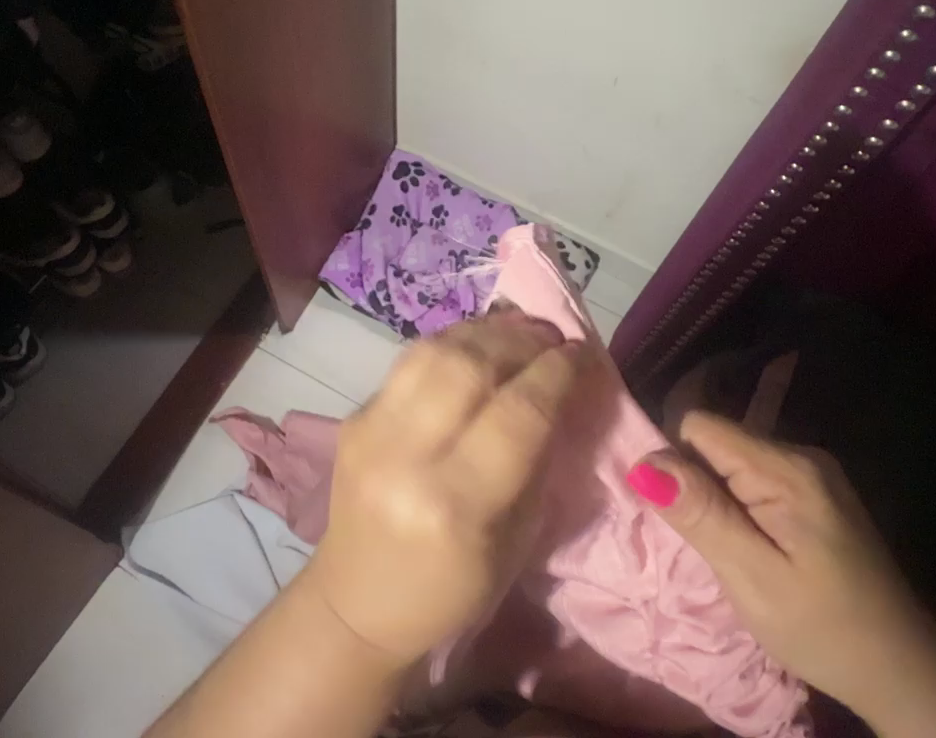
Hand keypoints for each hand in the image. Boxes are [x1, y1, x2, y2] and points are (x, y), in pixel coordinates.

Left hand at [305, 311, 584, 664]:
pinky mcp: (352, 417)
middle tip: (553, 336)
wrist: (356, 604)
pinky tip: (477, 345)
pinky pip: (409, 362)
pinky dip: (451, 344)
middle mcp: (406, 457)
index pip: (517, 414)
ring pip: (433, 350)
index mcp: (455, 506)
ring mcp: (370, 431)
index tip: (583, 353)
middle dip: (522, 340)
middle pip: (470, 367)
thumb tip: (566, 393)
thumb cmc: (451, 589)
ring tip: (518, 330)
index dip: (557, 373)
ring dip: (484, 331)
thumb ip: (540, 462)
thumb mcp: (516, 542)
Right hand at [628, 413, 935, 736]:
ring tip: (728, 550)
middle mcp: (801, 455)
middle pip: (716, 441)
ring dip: (716, 498)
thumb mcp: (753, 579)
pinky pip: (754, 478)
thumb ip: (701, 515)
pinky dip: (739, 506)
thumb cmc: (824, 630)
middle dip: (695, 484)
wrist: (904, 671)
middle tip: (708, 544)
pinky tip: (752, 547)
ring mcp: (812, 473)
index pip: (698, 426)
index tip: (682, 517)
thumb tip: (644, 463)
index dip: (675, 463)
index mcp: (786, 469)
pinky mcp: (815, 493)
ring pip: (731, 461)